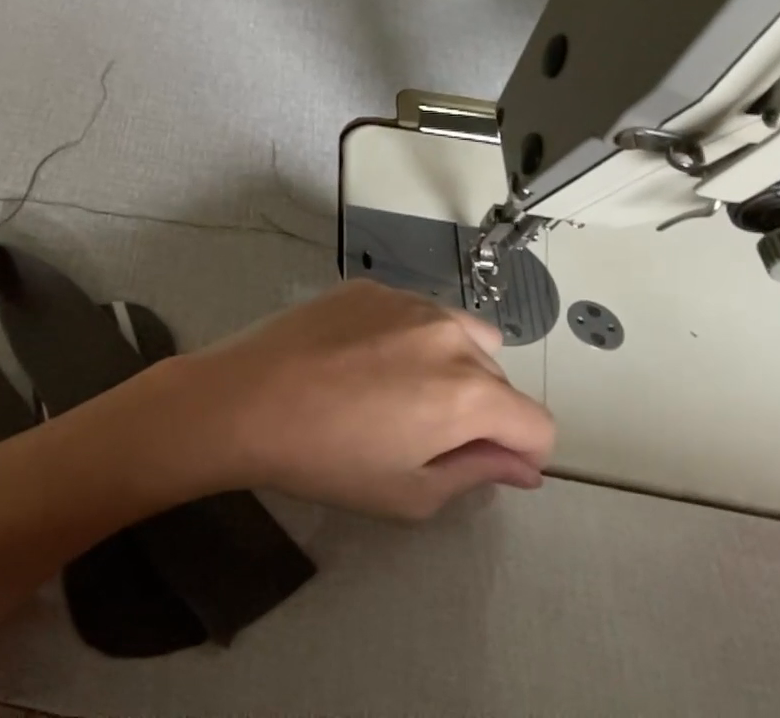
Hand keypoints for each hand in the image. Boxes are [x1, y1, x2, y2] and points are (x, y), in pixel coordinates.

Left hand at [152, 281, 554, 519]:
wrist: (242, 400)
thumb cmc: (325, 458)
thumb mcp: (408, 492)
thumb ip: (478, 474)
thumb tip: (522, 465)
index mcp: (470, 393)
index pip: (537, 424)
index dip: (520, 454)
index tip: (486, 466)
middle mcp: (450, 335)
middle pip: (499, 378)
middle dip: (482, 410)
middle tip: (423, 434)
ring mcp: (407, 302)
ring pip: (462, 334)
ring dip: (451, 366)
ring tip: (397, 392)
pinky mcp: (367, 288)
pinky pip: (414, 312)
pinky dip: (409, 336)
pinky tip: (361, 360)